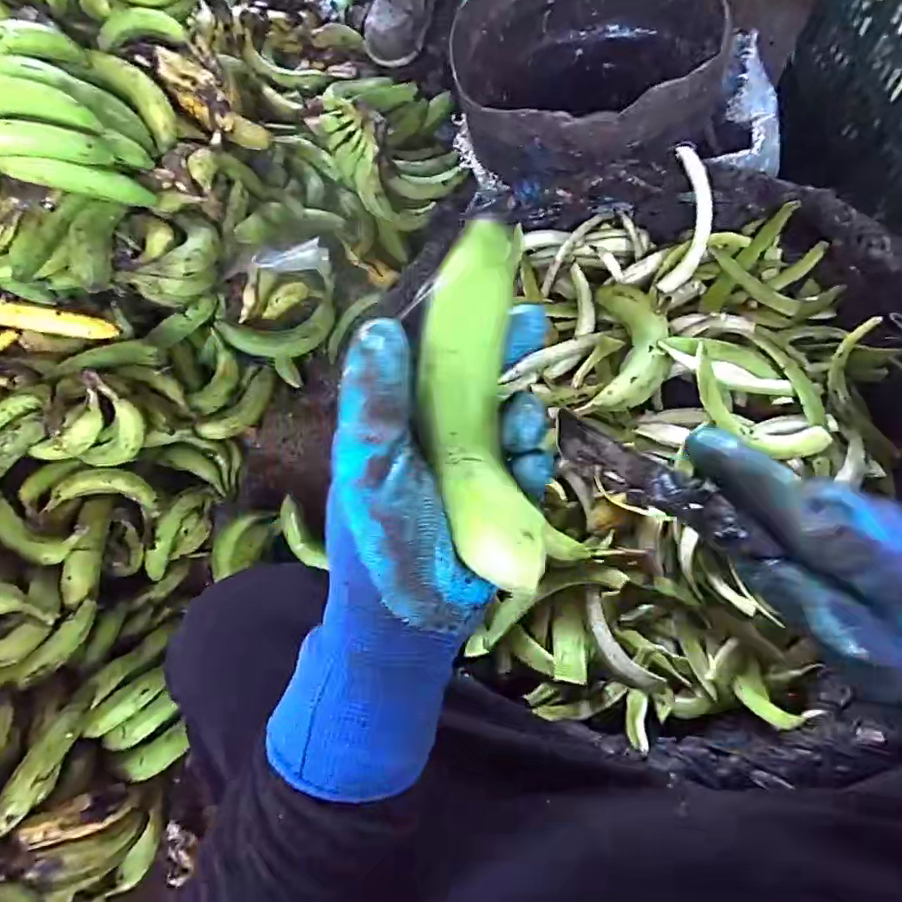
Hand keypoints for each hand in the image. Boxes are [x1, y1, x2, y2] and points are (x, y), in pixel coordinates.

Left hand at [267, 306, 549, 801]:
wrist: (409, 618)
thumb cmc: (377, 536)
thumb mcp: (369, 465)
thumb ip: (374, 401)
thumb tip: (377, 327)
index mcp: (395, 416)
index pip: (420, 351)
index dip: (448, 316)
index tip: (476, 283)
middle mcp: (432, 430)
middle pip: (472, 375)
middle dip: (502, 350)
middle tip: (530, 323)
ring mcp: (468, 461)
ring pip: (508, 416)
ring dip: (523, 416)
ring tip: (525, 428)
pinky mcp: (498, 491)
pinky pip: (527, 461)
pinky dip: (532, 461)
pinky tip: (527, 471)